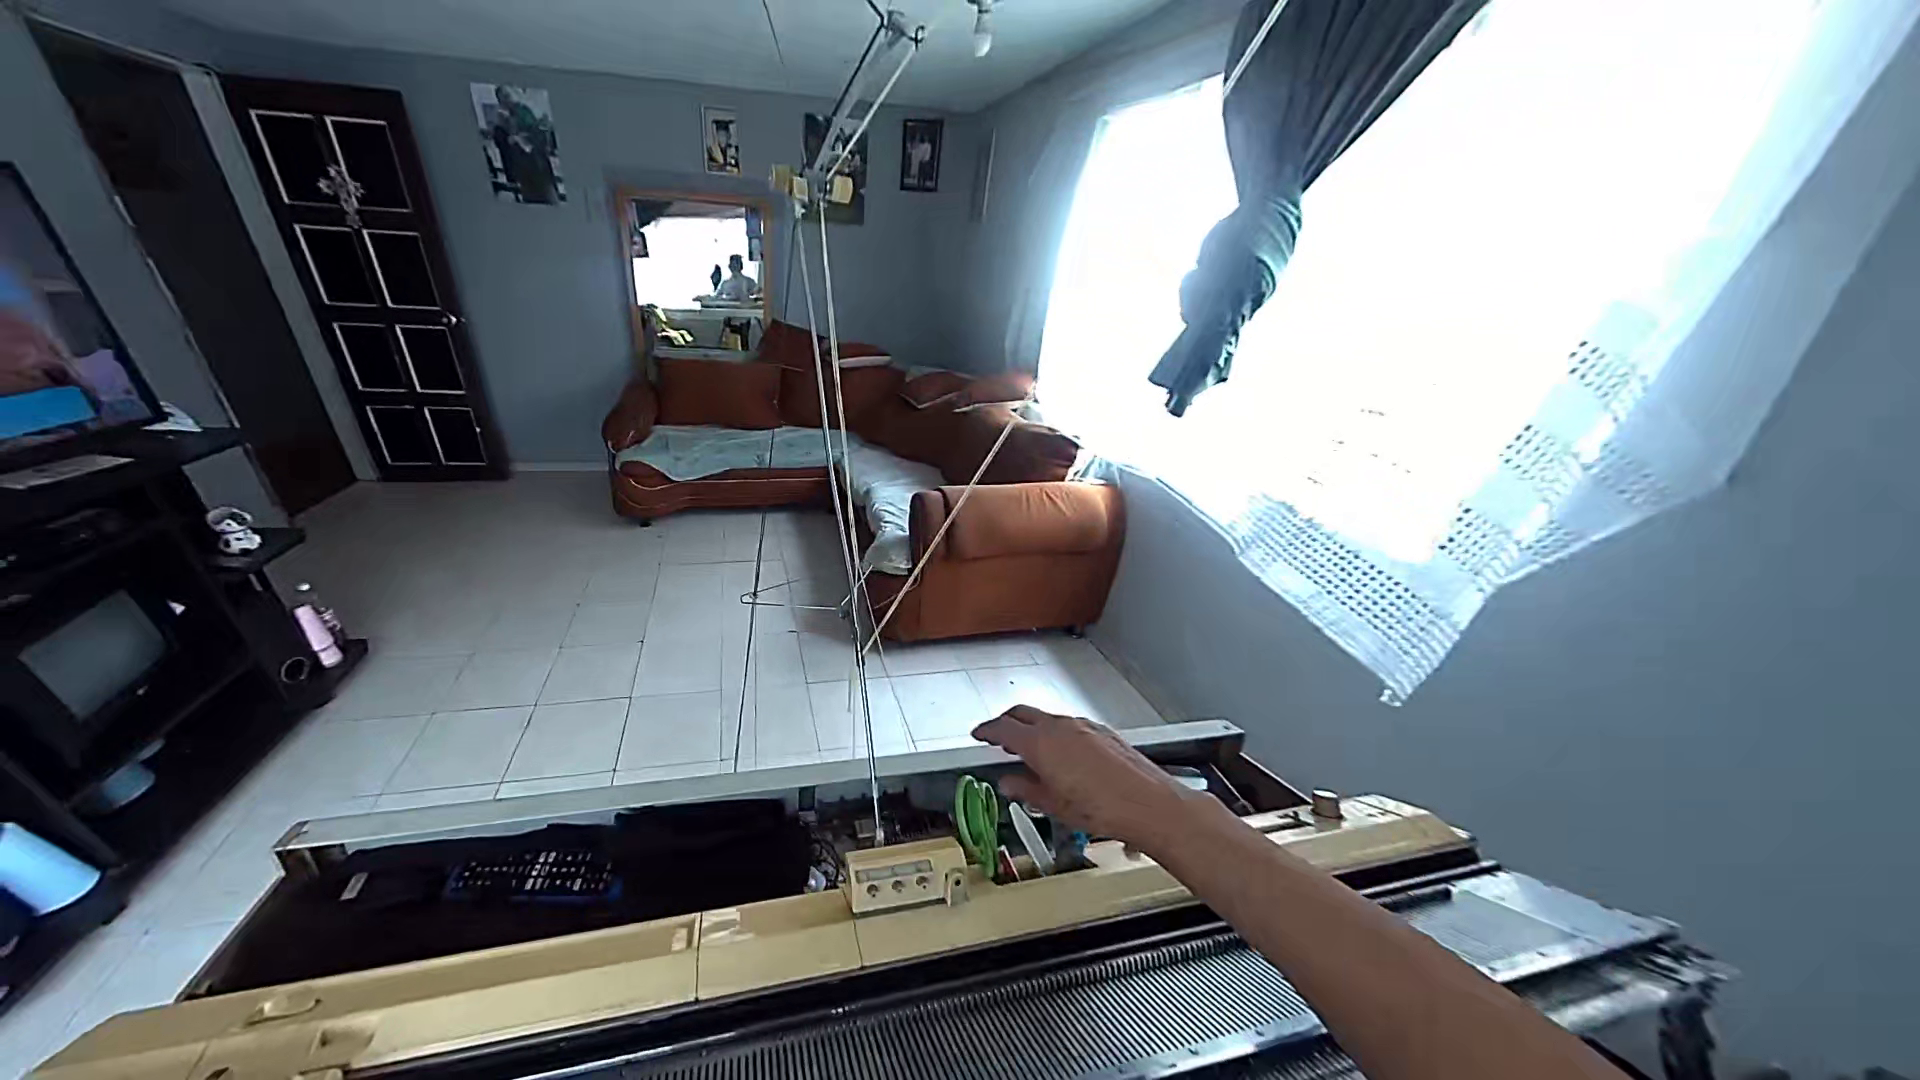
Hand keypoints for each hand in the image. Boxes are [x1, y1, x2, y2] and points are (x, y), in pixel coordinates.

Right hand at [971, 706, 1204, 853]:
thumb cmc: (1104, 807)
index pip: (1002, 728)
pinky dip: (1055, 732)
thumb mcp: (1053, 805)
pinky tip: (1060, 754)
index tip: (979, 734)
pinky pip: (1068, 725)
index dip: (986, 730)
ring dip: (1031, 728)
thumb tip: (1011, 784)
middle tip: (997, 737)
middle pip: (1022, 713)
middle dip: (1005, 722)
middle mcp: (1059, 727)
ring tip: (1028, 749)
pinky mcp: (1100, 731)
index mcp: (1040, 743)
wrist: (1147, 803)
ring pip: (1046, 718)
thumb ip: (1026, 789)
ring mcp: (1082, 725)